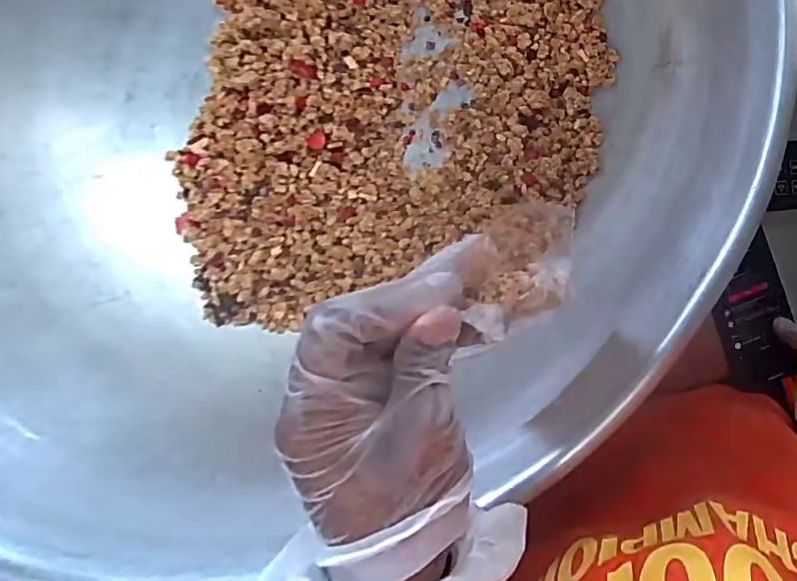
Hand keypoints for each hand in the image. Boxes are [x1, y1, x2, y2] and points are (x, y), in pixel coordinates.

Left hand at [274, 237, 490, 544]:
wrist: (406, 540)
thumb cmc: (403, 495)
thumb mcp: (417, 434)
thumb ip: (423, 369)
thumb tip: (440, 312)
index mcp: (315, 405)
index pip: (337, 328)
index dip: (391, 301)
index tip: (446, 291)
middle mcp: (326, 385)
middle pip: (363, 315)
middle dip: (419, 286)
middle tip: (473, 255)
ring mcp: (354, 383)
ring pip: (389, 320)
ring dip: (436, 294)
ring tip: (482, 265)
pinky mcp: (383, 382)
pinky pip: (408, 337)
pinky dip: (442, 319)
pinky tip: (475, 310)